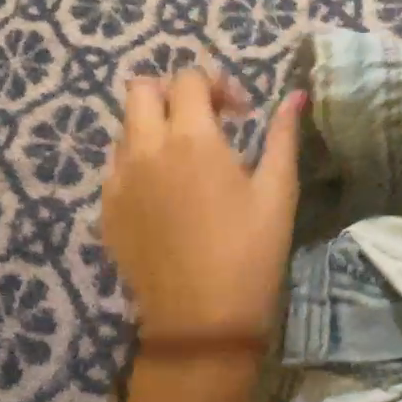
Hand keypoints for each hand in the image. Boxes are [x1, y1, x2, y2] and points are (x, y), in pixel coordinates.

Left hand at [101, 69, 307, 338]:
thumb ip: (282, 135)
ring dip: (153, 125)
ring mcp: (118, 180)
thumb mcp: (277, 190)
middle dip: (173, 93)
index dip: (217, 85)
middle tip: (205, 120)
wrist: (201, 323)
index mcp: (192, 138)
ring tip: (186, 157)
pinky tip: (166, 191)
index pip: (189, 78)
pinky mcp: (106, 210)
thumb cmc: (250, 252)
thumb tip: (295, 96)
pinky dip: (137, 160)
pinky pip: (115, 165)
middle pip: (141, 89)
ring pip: (124, 126)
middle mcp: (146, 149)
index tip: (241, 114)